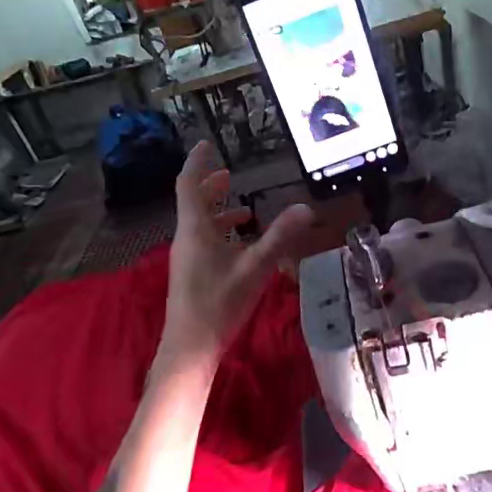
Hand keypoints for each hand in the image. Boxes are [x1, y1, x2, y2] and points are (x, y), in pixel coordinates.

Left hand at [162, 141, 312, 367]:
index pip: (189, 184)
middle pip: (193, 201)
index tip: (206, 144)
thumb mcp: (256, 268)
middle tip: (228, 173)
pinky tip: (239, 246)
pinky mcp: (190, 273)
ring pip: (198, 223)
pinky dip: (218, 233)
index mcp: (195, 228)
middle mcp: (186, 237)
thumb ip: (280, 237)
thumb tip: (306, 208)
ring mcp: (185, 256)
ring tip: (243, 210)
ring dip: (216, 211)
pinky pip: (201, 240)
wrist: (189, 347)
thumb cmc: (219, 303)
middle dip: (209, 185)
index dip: (197, 162)